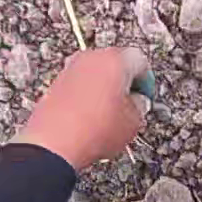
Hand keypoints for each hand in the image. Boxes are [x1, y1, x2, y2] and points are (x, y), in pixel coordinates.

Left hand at [14, 47, 150, 169]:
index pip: (140, 61)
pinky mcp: (56, 83)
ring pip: (96, 72)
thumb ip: (140, 106)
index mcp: (116, 60)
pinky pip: (79, 83)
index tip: (146, 97)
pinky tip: (91, 117)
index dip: (146, 81)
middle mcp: (92, 57)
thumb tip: (138, 101)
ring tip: (110, 114)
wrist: (54, 144)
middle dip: (125, 82)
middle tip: (130, 105)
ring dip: (105, 88)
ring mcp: (71, 68)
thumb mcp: (133, 122)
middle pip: (116, 63)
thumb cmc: (96, 130)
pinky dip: (88, 95)